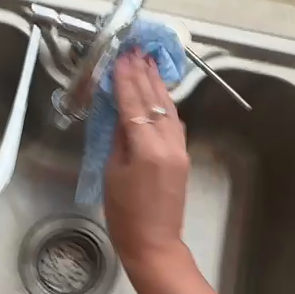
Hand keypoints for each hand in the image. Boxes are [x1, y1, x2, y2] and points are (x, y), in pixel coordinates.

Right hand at [105, 54, 189, 272]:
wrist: (154, 243)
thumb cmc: (124, 215)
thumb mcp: (111, 174)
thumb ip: (118, 140)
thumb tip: (120, 114)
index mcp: (147, 148)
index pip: (134, 105)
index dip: (125, 80)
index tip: (120, 57)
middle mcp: (168, 144)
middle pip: (154, 101)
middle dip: (143, 75)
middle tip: (135, 50)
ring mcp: (179, 150)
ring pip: (168, 109)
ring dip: (157, 85)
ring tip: (148, 62)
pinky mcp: (183, 157)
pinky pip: (173, 123)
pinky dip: (164, 104)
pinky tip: (159, 93)